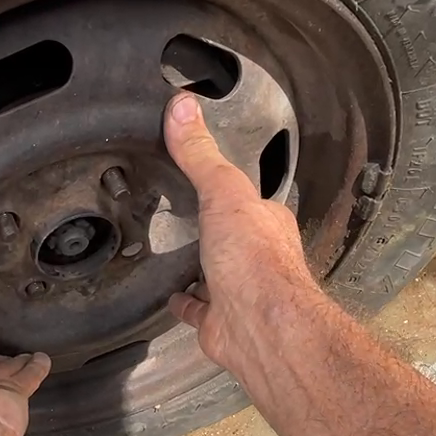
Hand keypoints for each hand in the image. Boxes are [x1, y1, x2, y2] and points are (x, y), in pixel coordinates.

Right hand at [163, 92, 325, 384]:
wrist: (260, 327)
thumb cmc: (255, 263)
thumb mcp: (224, 193)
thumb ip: (201, 156)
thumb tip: (181, 108)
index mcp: (264, 221)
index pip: (245, 196)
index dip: (227, 185)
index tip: (206, 177)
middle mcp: (254, 256)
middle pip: (230, 234)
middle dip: (211, 227)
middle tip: (184, 214)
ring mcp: (237, 290)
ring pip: (213, 272)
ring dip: (197, 265)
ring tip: (173, 252)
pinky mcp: (217, 320)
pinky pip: (196, 308)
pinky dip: (183, 303)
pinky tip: (171, 298)